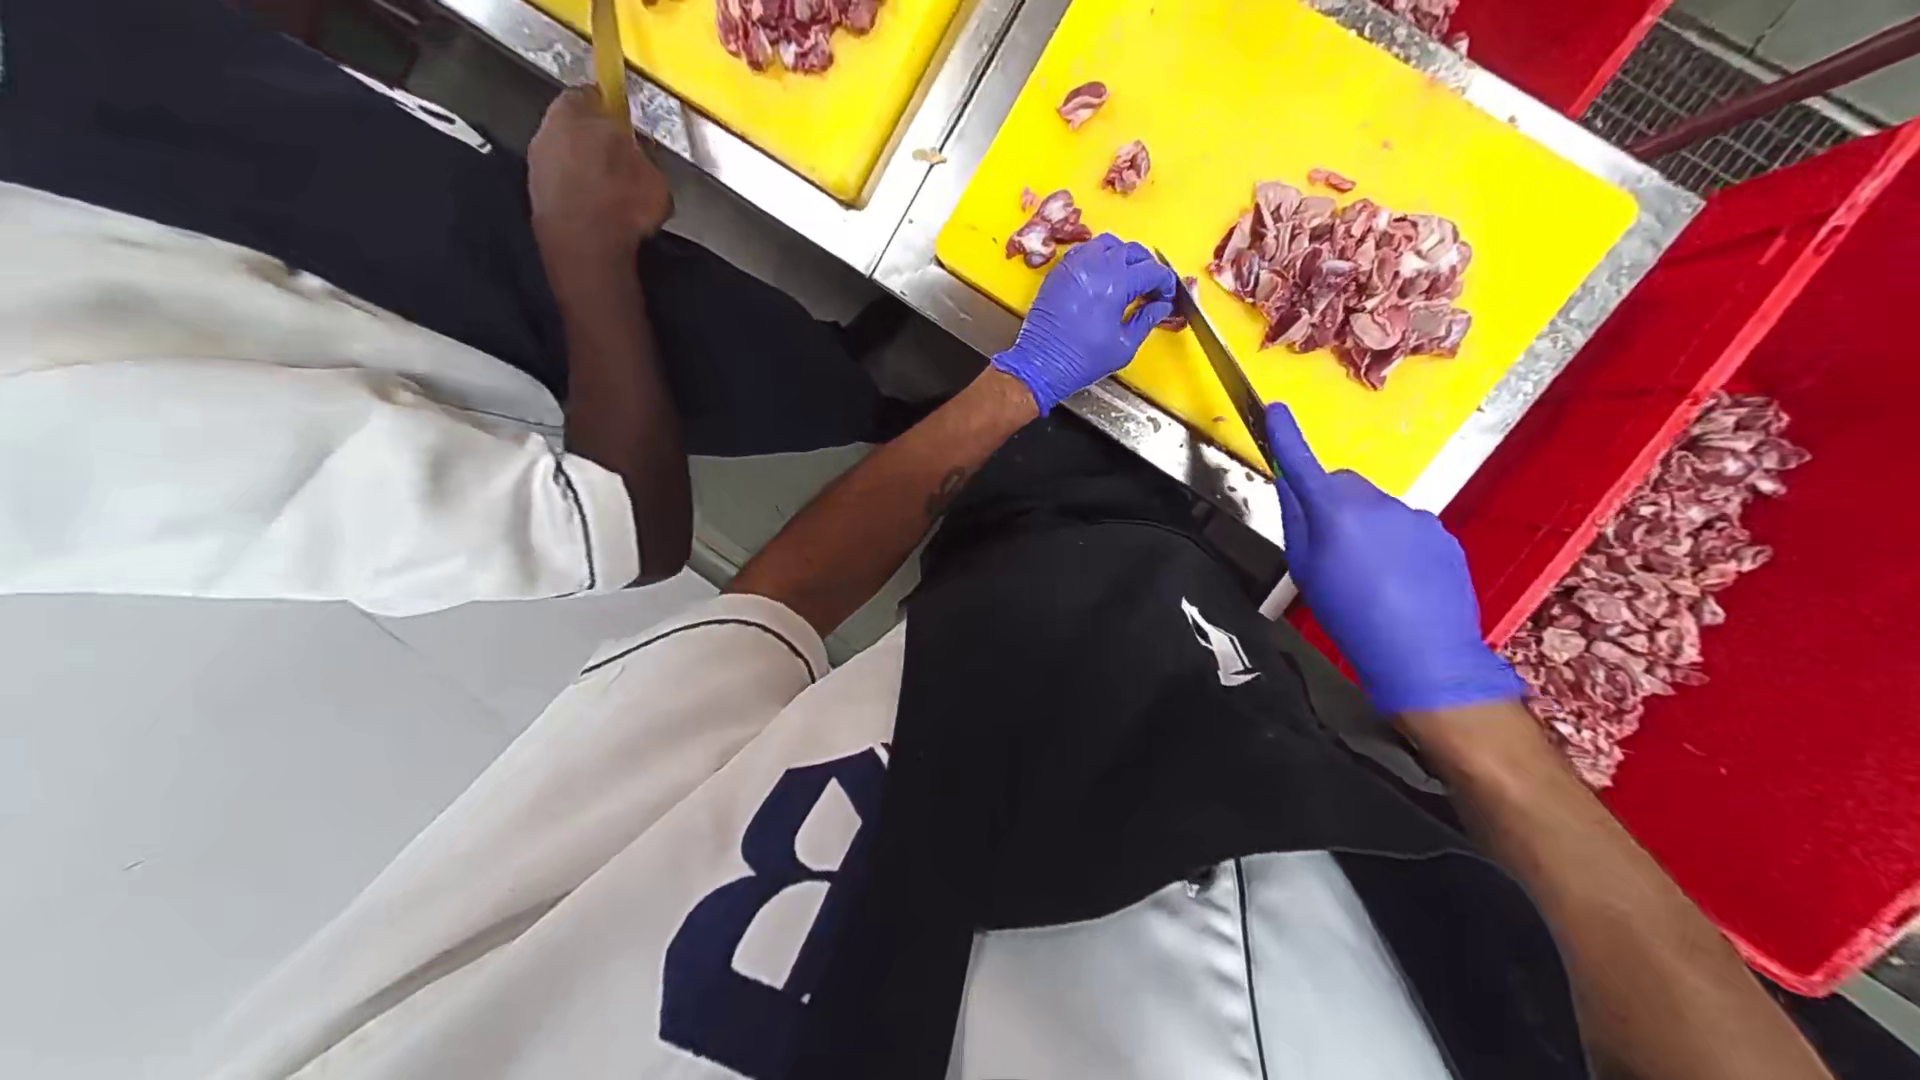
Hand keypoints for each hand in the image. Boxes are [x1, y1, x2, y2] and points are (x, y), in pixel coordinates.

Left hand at [528, 86, 673, 262]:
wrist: (585, 245)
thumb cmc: (622, 203)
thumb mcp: (656, 178)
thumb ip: (644, 158)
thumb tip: (639, 155)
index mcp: (575, 109)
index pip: (593, 96)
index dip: (612, 111)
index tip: (627, 127)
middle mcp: (548, 128)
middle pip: (575, 128)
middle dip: (597, 143)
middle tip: (623, 165)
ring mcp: (537, 162)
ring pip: (567, 159)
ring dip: (587, 172)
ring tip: (614, 196)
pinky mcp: (535, 195)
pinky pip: (564, 188)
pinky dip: (579, 196)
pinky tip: (600, 215)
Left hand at [992, 234, 1176, 414]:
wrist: (1041, 365)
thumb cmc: (1082, 360)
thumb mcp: (1124, 346)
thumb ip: (1147, 320)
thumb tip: (1161, 306)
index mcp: (1116, 283)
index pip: (1152, 270)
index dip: (1165, 283)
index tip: (1166, 297)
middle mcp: (1095, 265)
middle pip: (1132, 250)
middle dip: (1147, 265)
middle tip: (1150, 286)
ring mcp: (1074, 265)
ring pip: (1107, 244)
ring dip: (1122, 256)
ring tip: (1126, 278)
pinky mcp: (1058, 271)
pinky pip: (1084, 251)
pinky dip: (1098, 257)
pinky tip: (1102, 277)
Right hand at [1266, 403, 1523, 714]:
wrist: (1425, 654)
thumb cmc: (1349, 615)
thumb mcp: (1305, 570)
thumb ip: (1296, 522)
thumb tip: (1290, 487)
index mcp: (1335, 513)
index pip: (1303, 465)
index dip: (1286, 436)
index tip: (1275, 410)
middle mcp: (1377, 504)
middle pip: (1341, 485)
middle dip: (1329, 503)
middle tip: (1325, 546)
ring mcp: (1416, 517)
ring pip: (1374, 508)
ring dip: (1363, 527)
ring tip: (1366, 574)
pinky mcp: (1441, 535)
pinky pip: (1405, 527)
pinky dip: (1394, 543)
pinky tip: (1396, 580)